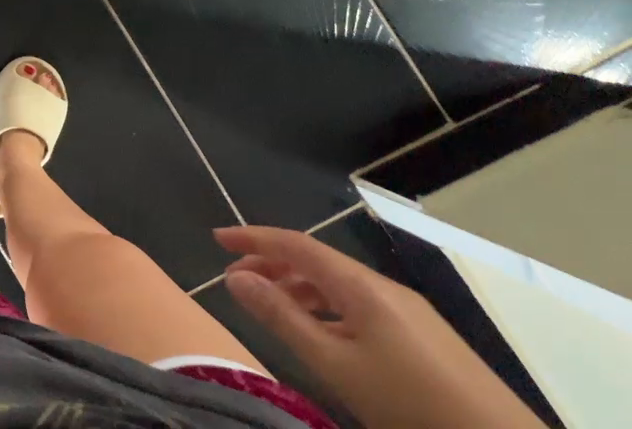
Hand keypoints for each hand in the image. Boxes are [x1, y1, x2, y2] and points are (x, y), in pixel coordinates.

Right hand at [215, 226, 544, 428]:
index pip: (297, 244)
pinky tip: (319, 335)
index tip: (216, 239)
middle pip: (317, 262)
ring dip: (297, 288)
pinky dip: (325, 308)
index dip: (254, 238)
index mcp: (363, 287)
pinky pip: (360, 306)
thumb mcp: (334, 364)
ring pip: (339, 286)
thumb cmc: (409, 403)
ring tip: (269, 308)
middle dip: (271, 264)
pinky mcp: (424, 339)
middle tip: (235, 281)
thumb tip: (235, 277)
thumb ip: (281, 317)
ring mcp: (410, 315)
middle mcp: (386, 290)